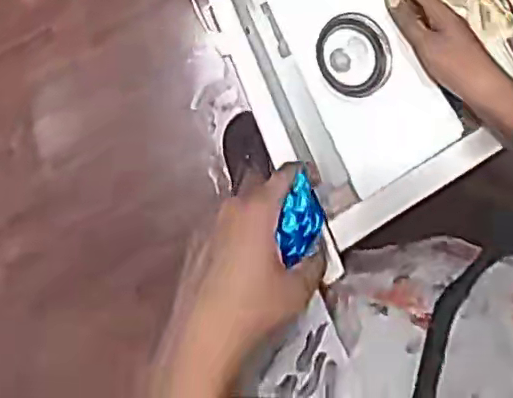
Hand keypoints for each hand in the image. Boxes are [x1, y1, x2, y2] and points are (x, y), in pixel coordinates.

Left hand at [149, 166, 323, 396]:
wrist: (201, 338)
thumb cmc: (248, 311)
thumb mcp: (296, 290)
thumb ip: (312, 263)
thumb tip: (315, 254)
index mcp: (257, 209)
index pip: (284, 175)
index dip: (301, 174)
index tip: (310, 179)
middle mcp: (231, 208)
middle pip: (259, 184)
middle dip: (278, 195)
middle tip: (293, 218)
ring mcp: (210, 223)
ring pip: (239, 205)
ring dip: (256, 215)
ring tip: (270, 245)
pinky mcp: (197, 242)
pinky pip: (223, 225)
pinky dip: (237, 233)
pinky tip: (244, 263)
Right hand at [384, 0, 512, 108]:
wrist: (488, 92)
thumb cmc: (458, 68)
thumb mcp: (425, 44)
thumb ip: (408, 22)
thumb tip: (396, 2)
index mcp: (443, 13)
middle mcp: (451, 19)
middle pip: (425, 0)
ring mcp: (456, 33)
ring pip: (430, 14)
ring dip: (413, 11)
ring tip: (396, 15)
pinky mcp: (457, 47)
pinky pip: (434, 28)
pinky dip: (420, 26)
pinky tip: (414, 38)